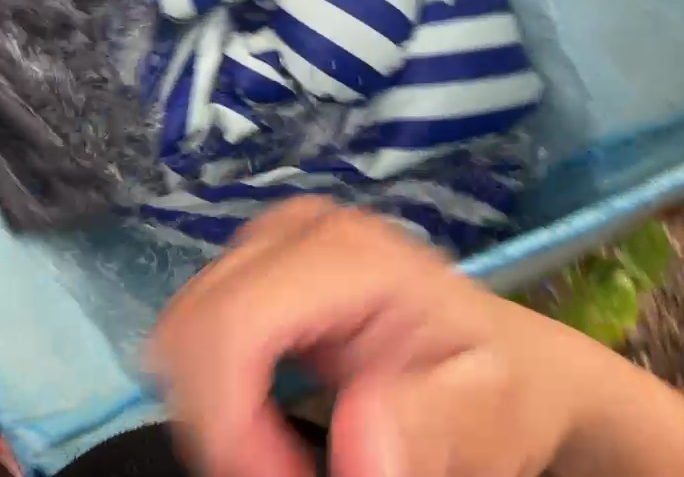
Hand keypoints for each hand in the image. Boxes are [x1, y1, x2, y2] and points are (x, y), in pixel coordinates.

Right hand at [148, 199, 599, 476]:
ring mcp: (261, 239)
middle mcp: (289, 230)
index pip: (234, 322)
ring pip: (180, 326)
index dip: (230, 418)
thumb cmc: (499, 384)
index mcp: (347, 253)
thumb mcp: (492, 416)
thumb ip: (434, 429)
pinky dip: (211, 387)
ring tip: (272, 453)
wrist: (504, 355)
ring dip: (209, 406)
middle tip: (276, 474)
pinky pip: (192, 327)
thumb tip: (359, 450)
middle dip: (215, 419)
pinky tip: (259, 417)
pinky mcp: (246, 261)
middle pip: (192, 323)